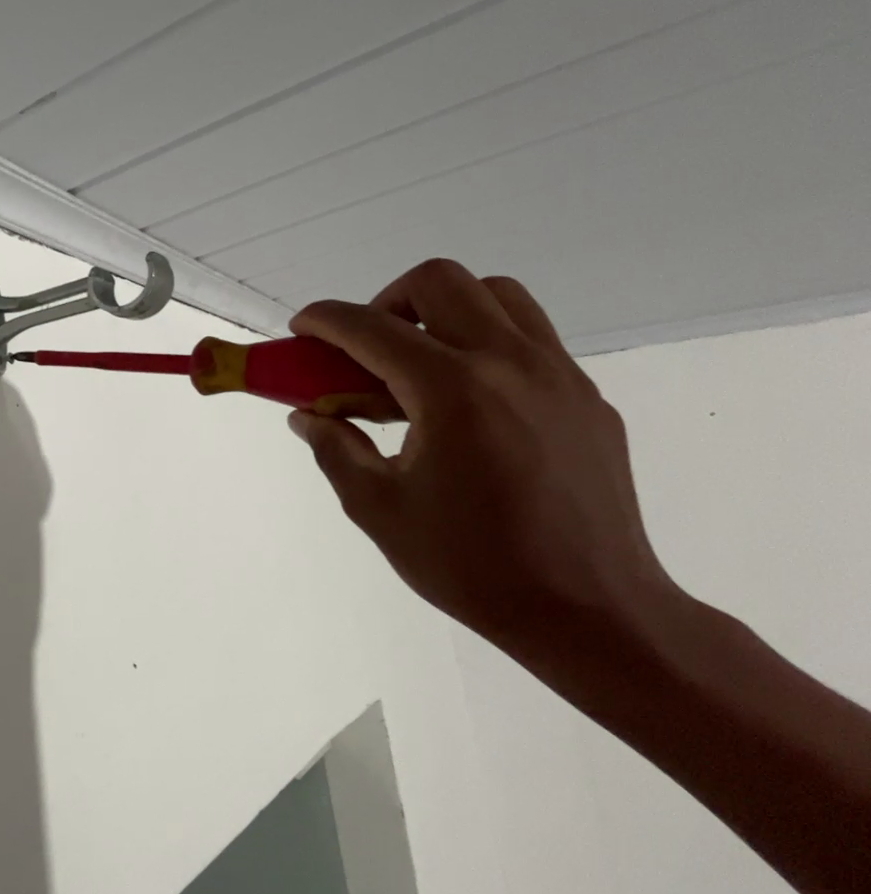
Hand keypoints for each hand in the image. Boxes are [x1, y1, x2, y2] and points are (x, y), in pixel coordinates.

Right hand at [287, 259, 680, 652]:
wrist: (591, 612)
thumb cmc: (471, 564)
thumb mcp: (378, 509)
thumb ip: (336, 449)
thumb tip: (310, 416)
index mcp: (453, 391)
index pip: (371, 328)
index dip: (324, 320)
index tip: (301, 330)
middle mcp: (510, 365)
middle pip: (441, 281)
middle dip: (386, 301)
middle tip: (366, 350)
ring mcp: (560, 377)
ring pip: (497, 296)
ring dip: (444, 311)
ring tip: (419, 365)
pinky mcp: (588, 399)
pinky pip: (531, 339)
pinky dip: (485, 345)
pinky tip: (468, 407)